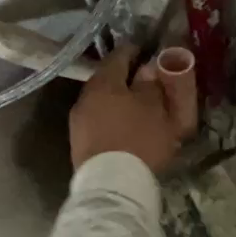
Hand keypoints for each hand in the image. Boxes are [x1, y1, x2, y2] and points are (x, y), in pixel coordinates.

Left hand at [69, 44, 198, 172]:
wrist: (113, 185)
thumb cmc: (139, 140)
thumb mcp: (157, 109)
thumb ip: (152, 85)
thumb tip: (147, 69)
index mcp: (104, 83)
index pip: (119, 56)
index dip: (135, 51)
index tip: (149, 52)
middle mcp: (85, 97)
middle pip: (107, 80)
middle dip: (126, 80)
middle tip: (147, 84)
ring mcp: (78, 122)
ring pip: (101, 103)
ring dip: (117, 103)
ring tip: (138, 111)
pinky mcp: (79, 145)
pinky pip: (98, 123)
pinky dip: (111, 120)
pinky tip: (125, 131)